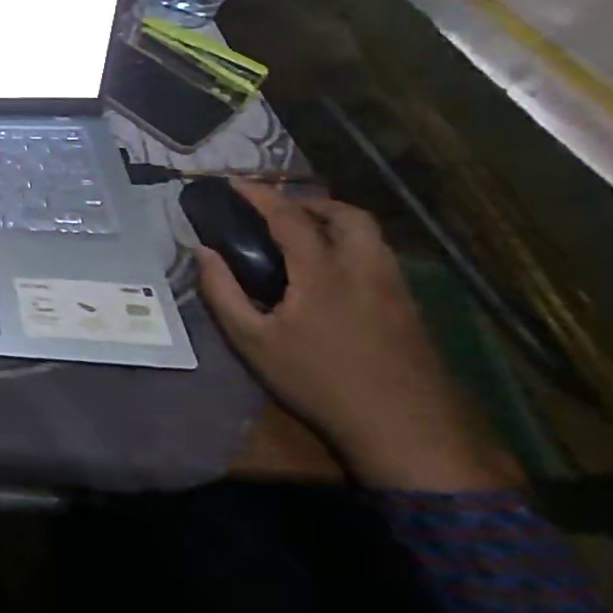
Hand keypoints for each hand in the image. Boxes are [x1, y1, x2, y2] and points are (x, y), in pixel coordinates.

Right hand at [196, 182, 520, 491]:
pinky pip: (380, 256)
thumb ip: (222, 291)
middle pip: (346, 214)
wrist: (404, 430)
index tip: (234, 183)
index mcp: (323, 270)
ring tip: (306, 235)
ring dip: (337, 221)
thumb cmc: (318, 382)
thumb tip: (202, 251)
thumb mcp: (253, 341)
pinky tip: (335, 272)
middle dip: (311, 202)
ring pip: (371, 234)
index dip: (260, 194)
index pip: (289, 215)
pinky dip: (354, 246)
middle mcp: (364, 267)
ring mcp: (394, 286)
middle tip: (280, 210)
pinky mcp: (410, 307)